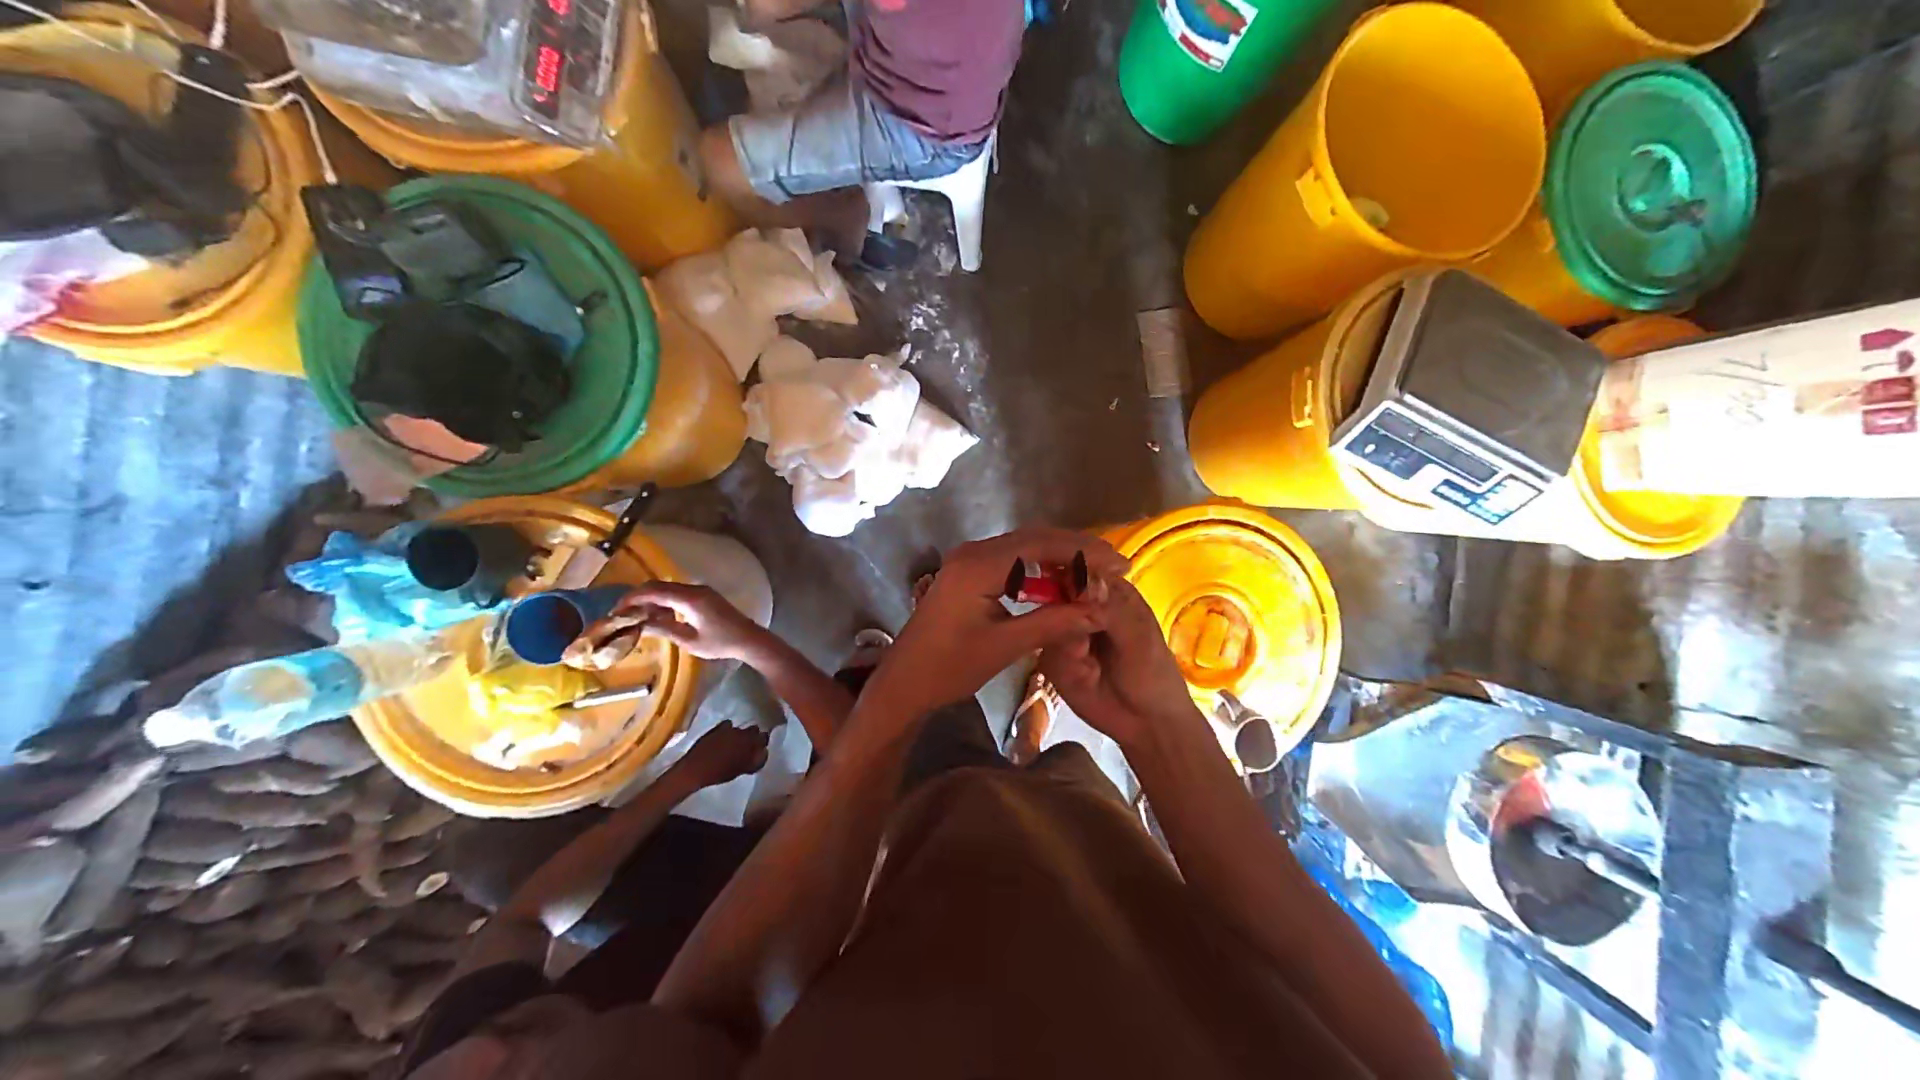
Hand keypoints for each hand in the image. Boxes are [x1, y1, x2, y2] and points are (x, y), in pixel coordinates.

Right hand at [613, 582, 768, 661]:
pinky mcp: (704, 595)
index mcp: (689, 599)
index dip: (633, 598)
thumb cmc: (720, 642)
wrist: (749, 638)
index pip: (654, 591)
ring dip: (651, 599)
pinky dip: (664, 601)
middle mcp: (694, 589)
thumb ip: (664, 629)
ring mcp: (700, 590)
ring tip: (637, 617)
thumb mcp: (689, 640)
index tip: (617, 609)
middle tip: (623, 613)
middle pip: (659, 586)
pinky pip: (678, 593)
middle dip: (638, 597)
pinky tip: (657, 616)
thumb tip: (640, 624)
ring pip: (668, 588)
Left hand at [674, 721, 771, 788]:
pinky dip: (727, 729)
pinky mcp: (719, 727)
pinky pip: (728, 724)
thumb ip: (754, 760)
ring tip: (734, 742)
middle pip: (755, 730)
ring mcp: (731, 730)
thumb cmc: (720, 774)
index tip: (760, 747)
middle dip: (753, 735)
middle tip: (748, 745)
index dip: (762, 742)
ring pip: (742, 728)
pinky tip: (723, 736)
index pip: (764, 738)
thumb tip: (762, 752)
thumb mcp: (742, 770)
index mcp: (752, 746)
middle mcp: (744, 734)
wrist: (696, 769)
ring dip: (740, 733)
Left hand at [866, 528, 1126, 718]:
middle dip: (1076, 550)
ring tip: (1096, 572)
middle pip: (1035, 540)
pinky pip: (1012, 560)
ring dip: (1060, 557)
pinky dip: (1041, 567)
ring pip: (1024, 547)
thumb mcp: (1005, 646)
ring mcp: (968, 560)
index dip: (1084, 553)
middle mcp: (973, 552)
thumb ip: (1053, 623)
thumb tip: (1101, 611)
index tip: (1119, 564)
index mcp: (978, 565)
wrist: (905, 681)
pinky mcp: (968, 573)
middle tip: (1115, 565)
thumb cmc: (949, 667)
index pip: (1041, 546)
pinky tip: (1062, 581)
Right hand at [1039, 575, 1200, 749]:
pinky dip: (1062, 661)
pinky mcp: (1051, 657)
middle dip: (1062, 611)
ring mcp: (1062, 631)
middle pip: (1052, 590)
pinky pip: (1043, 649)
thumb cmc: (1152, 672)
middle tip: (1084, 638)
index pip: (1079, 567)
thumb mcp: (1137, 635)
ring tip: (1090, 662)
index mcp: (1107, 591)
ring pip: (1045, 621)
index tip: (1060, 580)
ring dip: (1066, 642)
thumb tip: (1083, 577)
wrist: (1144, 723)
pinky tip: (1083, 674)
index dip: (1064, 568)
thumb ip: (1108, 606)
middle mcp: (1079, 605)